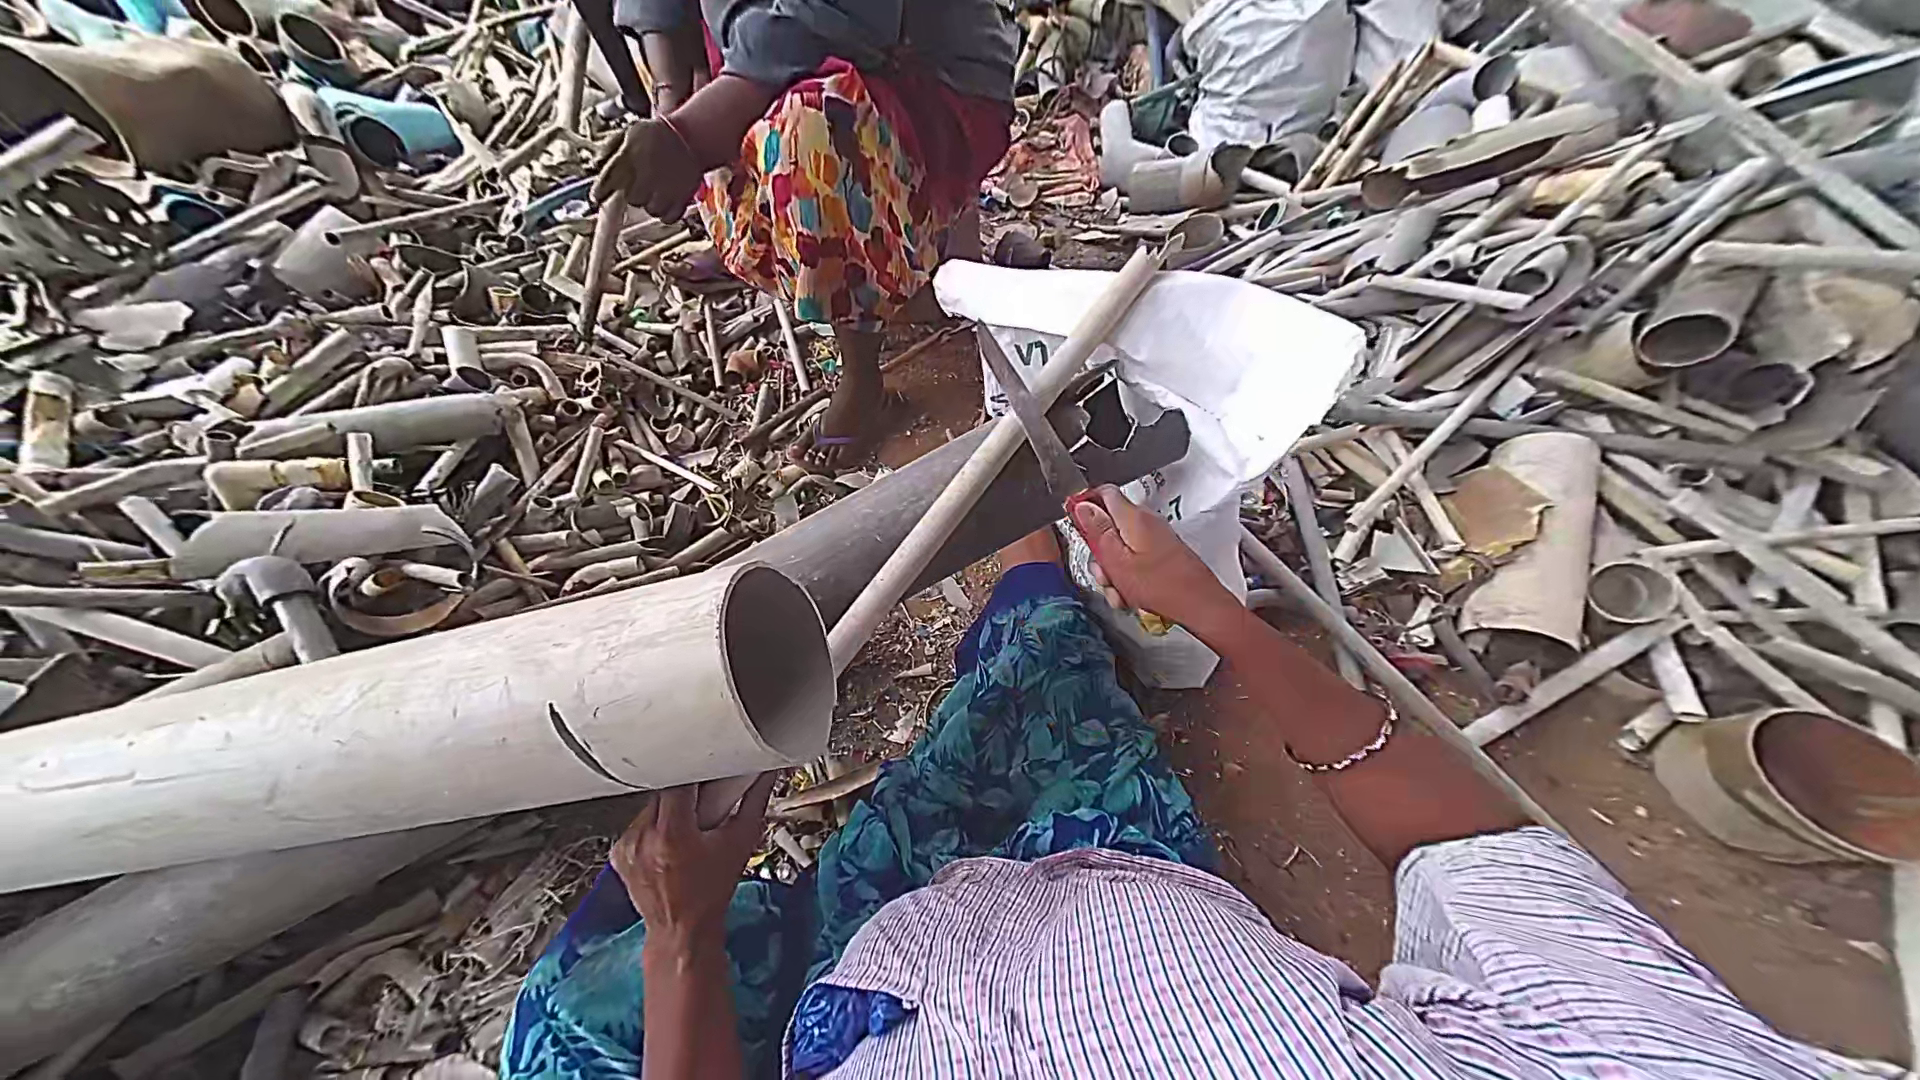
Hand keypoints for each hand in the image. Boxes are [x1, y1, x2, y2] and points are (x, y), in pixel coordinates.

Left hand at [592, 117, 704, 220]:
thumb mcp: (627, 133)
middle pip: (633, 200)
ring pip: (651, 210)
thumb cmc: (656, 136)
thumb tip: (596, 164)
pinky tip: (666, 200)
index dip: (600, 192)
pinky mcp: (680, 200)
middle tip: (640, 185)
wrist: (687, 138)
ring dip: (651, 203)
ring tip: (655, 192)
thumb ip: (610, 150)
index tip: (597, 197)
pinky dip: (666, 212)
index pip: (607, 182)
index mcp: (628, 158)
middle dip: (634, 194)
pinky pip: (668, 217)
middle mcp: (646, 177)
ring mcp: (664, 190)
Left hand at [609, 773, 777, 939]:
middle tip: (705, 800)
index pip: (679, 781)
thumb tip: (765, 774)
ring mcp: (627, 847)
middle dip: (687, 790)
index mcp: (671, 835)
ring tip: (689, 823)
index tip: (711, 772)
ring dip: (671, 806)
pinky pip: (639, 821)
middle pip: (664, 790)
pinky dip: (656, 823)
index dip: (697, 772)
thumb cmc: (712, 891)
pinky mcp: (619, 853)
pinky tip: (671, 839)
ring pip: (651, 804)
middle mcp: (643, 839)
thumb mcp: (741, 841)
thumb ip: (755, 800)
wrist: (683, 929)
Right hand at [1069, 485, 1242, 638]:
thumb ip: (1097, 530)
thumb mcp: (1117, 560)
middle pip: (1108, 524)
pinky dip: (1126, 575)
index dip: (1084, 504)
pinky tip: (1129, 593)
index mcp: (1133, 518)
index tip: (1074, 521)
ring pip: (1119, 545)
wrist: (1199, 605)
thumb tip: (1081, 506)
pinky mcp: (1160, 553)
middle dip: (1098, 549)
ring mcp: (1154, 538)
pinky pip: (1133, 558)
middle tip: (1101, 570)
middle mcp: (1145, 522)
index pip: (1103, 493)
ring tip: (1117, 589)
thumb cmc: (1163, 586)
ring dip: (1111, 568)